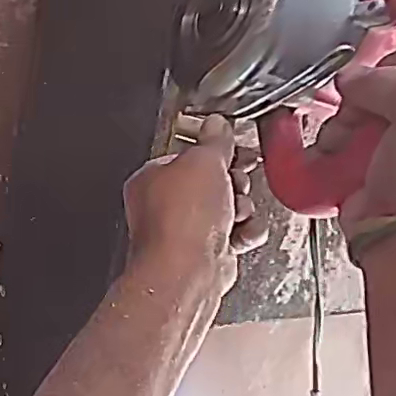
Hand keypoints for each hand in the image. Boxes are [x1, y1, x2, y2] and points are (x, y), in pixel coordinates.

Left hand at [122, 114, 266, 296]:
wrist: (186, 271)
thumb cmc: (182, 220)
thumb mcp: (203, 162)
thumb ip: (214, 140)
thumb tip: (217, 124)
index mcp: (151, 178)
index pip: (191, 154)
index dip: (218, 151)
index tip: (238, 151)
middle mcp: (163, 204)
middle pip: (214, 180)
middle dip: (234, 182)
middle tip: (233, 186)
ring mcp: (184, 229)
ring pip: (230, 206)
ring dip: (242, 209)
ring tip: (233, 215)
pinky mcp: (205, 250)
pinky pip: (237, 232)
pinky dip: (244, 233)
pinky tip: (238, 236)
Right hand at [320, 55, 395, 235]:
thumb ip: (392, 77)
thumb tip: (352, 80)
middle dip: (370, 81)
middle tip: (353, 91)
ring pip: (366, 106)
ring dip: (347, 117)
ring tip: (341, 136)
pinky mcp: (374, 166)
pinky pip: (345, 139)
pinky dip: (331, 141)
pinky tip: (327, 147)